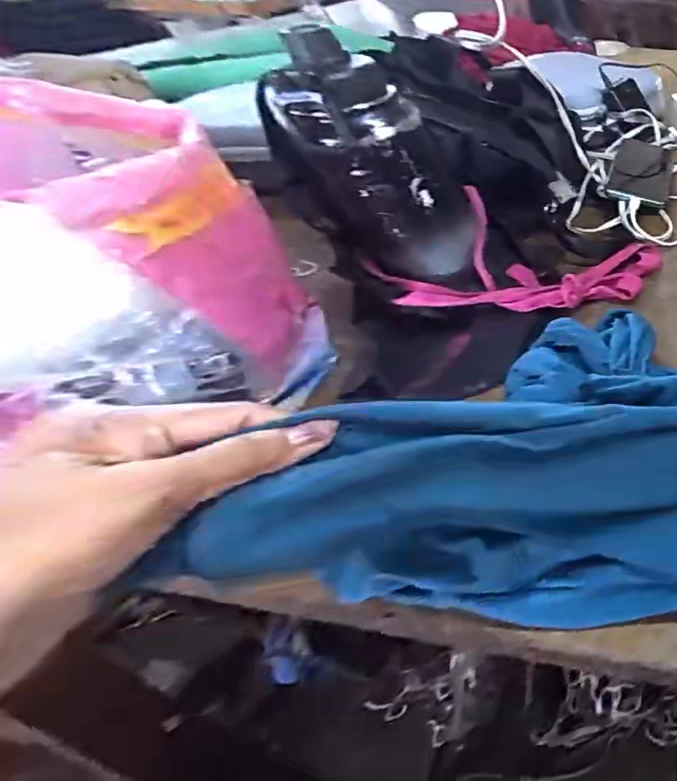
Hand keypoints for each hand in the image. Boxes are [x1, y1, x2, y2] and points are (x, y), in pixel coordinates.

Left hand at [0, 403, 334, 689]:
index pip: (225, 415)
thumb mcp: (156, 492)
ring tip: (303, 491)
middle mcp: (114, 447)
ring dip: (249, 485)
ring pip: (208, 475)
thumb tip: (326, 429)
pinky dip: (223, 509)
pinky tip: (256, 514)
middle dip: (268, 457)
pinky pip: (188, 505)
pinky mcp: (116, 526)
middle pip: (217, 442)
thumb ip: (242, 457)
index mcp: (113, 424)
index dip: (283, 428)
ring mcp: (112, 489)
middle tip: (327, 469)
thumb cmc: (53, 544)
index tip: (340, 441)